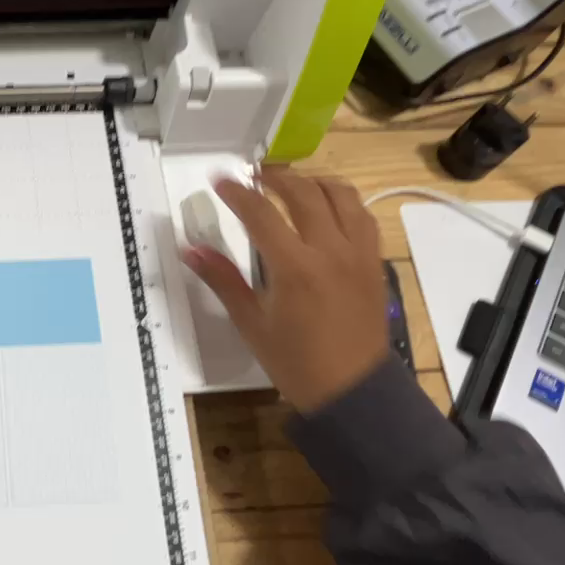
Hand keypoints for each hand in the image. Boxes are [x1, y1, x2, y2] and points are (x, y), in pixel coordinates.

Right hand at [181, 169, 388, 413]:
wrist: (351, 389)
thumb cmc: (293, 361)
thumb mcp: (251, 322)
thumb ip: (222, 279)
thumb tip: (190, 250)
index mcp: (294, 268)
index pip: (261, 214)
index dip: (237, 193)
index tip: (220, 180)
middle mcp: (330, 251)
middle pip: (304, 193)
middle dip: (276, 177)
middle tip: (254, 175)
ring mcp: (358, 254)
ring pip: (341, 195)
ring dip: (313, 181)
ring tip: (292, 183)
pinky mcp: (374, 262)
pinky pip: (362, 216)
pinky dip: (342, 201)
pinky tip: (327, 207)